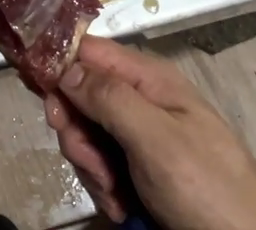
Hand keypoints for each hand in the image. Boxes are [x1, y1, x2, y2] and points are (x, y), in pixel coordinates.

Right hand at [48, 37, 255, 229]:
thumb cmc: (209, 189)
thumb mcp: (158, 139)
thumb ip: (109, 97)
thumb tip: (63, 66)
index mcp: (148, 77)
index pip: (85, 50)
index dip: (57, 67)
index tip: (47, 103)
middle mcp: (140, 98)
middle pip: (78, 95)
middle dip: (75, 131)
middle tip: (92, 163)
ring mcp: (140, 135)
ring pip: (85, 133)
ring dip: (89, 165)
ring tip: (115, 193)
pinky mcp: (139, 168)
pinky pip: (100, 164)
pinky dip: (102, 185)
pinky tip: (120, 205)